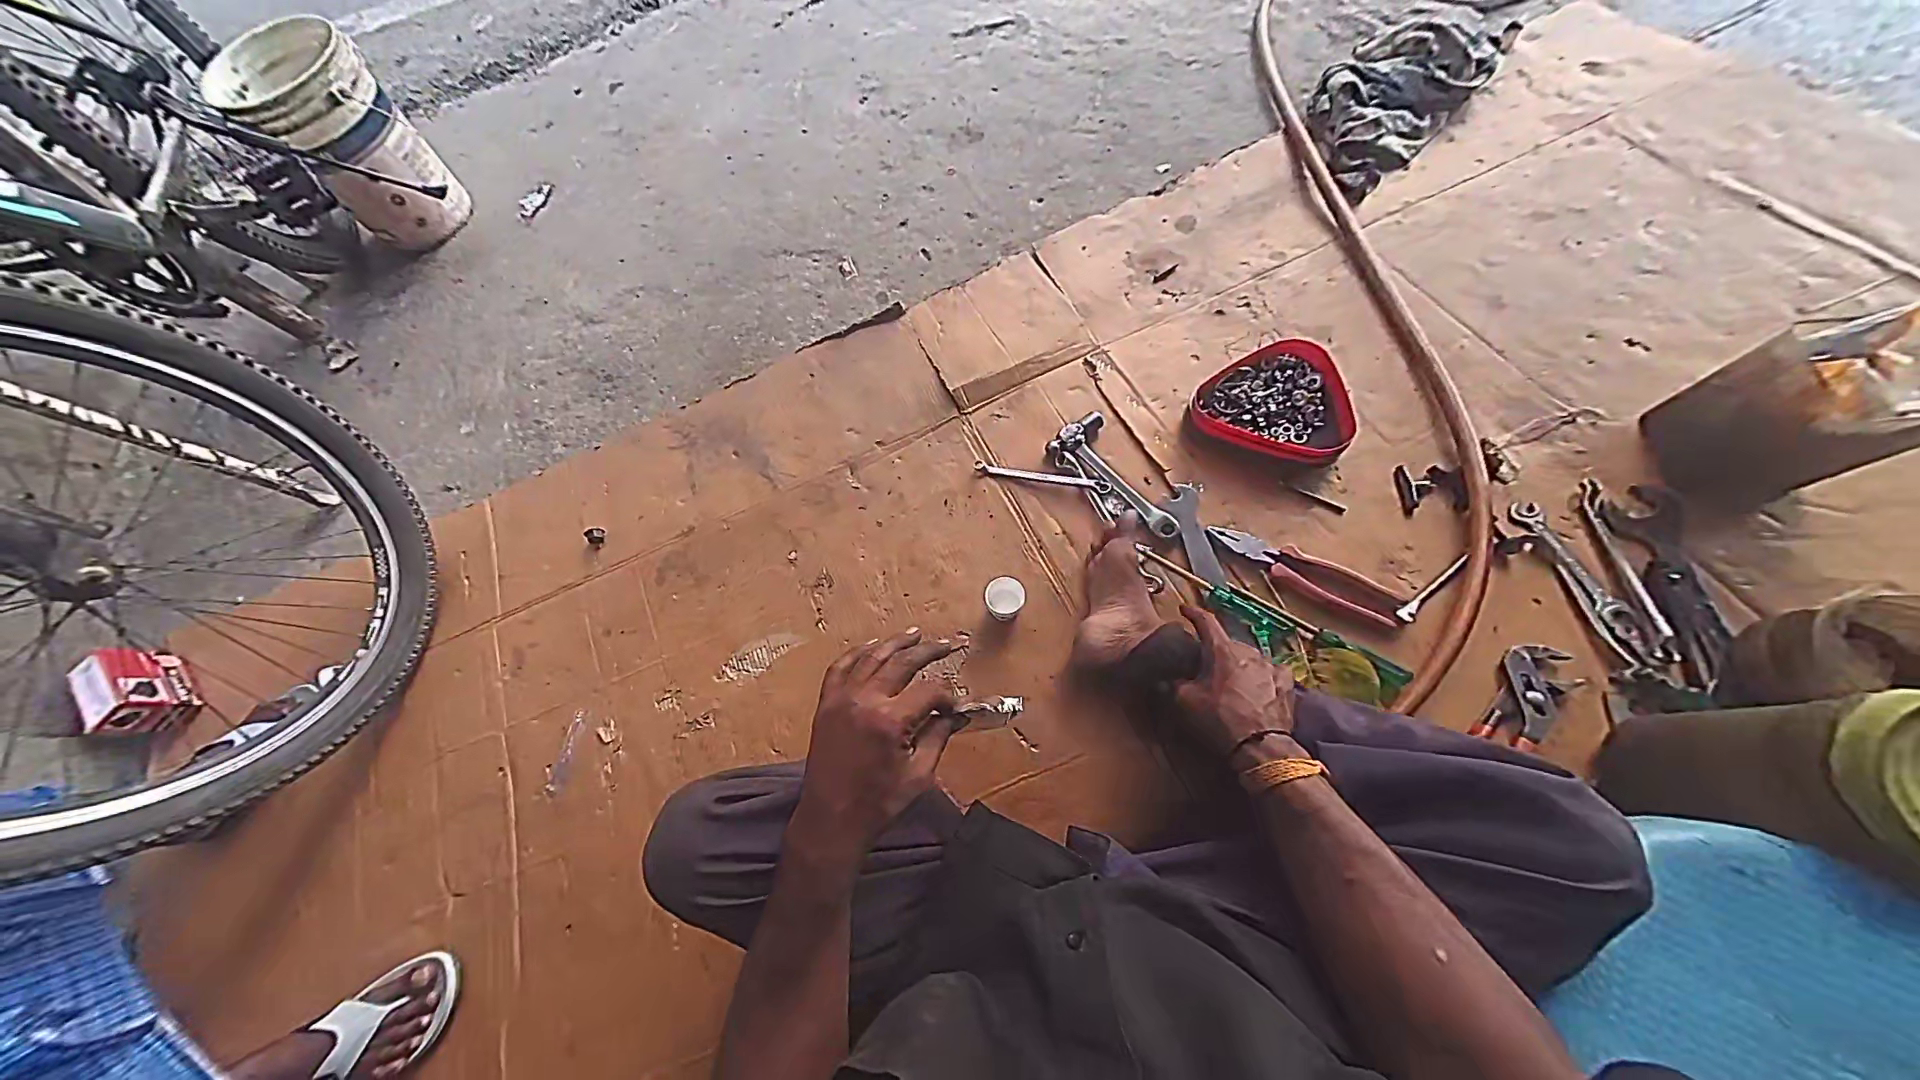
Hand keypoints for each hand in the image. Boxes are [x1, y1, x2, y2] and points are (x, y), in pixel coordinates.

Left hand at [793, 629, 960, 852]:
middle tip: (946, 645)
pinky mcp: (826, 705)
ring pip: (871, 658)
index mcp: (889, 721)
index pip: (928, 691)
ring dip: (895, 643)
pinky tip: (872, 647)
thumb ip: (938, 737)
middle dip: (928, 652)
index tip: (954, 707)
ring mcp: (841, 700)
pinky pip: (840, 668)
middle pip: (901, 663)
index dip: (947, 696)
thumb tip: (955, 716)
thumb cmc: (877, 804)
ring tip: (915, 635)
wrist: (830, 819)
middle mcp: (864, 701)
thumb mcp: (919, 775)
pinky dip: (857, 654)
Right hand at [1172, 605, 1293, 757]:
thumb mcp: (1184, 702)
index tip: (1185, 609)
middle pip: (1228, 643)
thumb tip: (1167, 679)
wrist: (1259, 747)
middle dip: (1217, 650)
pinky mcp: (1287, 684)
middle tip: (1207, 663)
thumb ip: (1174, 685)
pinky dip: (1263, 674)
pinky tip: (1260, 683)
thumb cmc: (1218, 720)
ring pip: (1250, 656)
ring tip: (1232, 677)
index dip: (1193, 613)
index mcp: (1222, 651)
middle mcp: (1248, 652)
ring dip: (1240, 663)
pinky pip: (1271, 671)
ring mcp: (1271, 667)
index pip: (1206, 622)